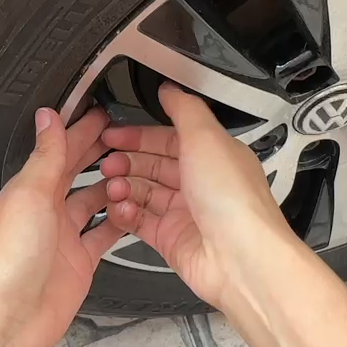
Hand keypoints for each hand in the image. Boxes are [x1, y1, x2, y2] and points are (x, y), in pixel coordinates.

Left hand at [0, 105, 118, 346]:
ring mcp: (62, 238)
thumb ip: (45, 156)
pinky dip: (119, 222)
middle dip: (100, 153)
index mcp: (28, 190)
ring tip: (137, 169)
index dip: (80, 130)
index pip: (59, 151)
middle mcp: (45, 211)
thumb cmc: (6, 261)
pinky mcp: (78, 264)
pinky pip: (103, 236)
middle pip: (77, 173)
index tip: (104, 112)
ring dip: (112, 186)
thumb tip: (46, 116)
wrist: (5, 322)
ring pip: (93, 203)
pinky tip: (133, 211)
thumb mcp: (28, 196)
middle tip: (128, 134)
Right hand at [100, 84, 299, 311]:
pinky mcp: (172, 239)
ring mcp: (185, 213)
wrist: (239, 257)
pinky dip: (125, 213)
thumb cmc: (234, 201)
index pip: (168, 138)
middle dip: (127, 160)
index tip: (113, 133)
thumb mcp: (207, 137)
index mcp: (212, 155)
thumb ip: (184, 109)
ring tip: (114, 185)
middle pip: (152, 165)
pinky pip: (139, 222)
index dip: (139, 134)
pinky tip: (119, 207)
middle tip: (108, 160)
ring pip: (143, 193)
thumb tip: (170, 89)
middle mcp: (200, 183)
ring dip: (124, 186)